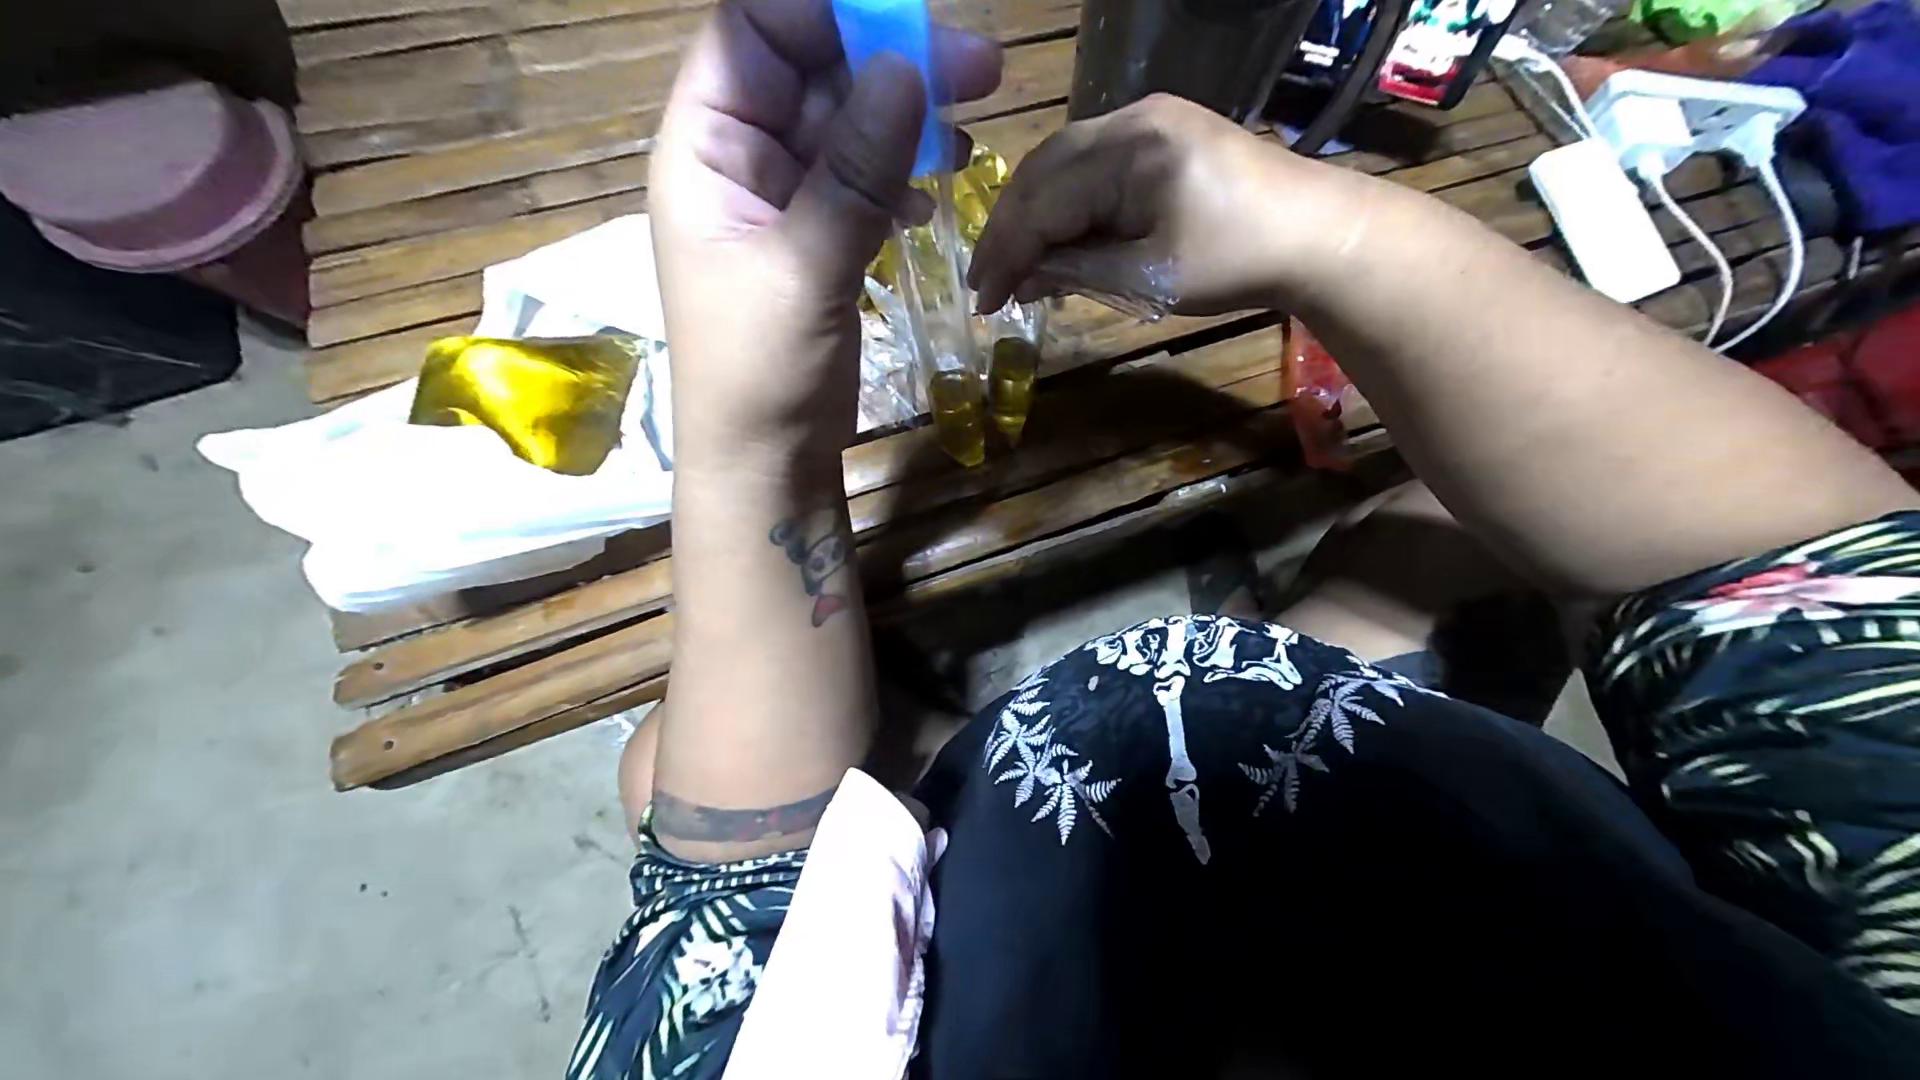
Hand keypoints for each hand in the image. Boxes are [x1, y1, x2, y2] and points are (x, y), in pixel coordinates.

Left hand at [650, 0, 1001, 468]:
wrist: (767, 458)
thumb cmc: (762, 374)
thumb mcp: (804, 271)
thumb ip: (852, 174)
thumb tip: (904, 71)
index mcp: (706, 149)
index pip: (754, 32)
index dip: (825, 11)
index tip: (909, 19)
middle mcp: (740, 162)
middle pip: (812, 73)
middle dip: (889, 62)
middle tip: (979, 71)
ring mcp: (783, 204)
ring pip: (846, 129)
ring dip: (905, 124)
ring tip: (968, 138)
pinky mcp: (819, 242)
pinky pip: (862, 184)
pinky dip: (900, 180)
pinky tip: (933, 195)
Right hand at [969, 94, 1354, 316]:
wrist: (1314, 233)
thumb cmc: (1234, 261)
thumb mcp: (1147, 278)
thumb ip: (1074, 272)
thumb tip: (1017, 282)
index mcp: (1130, 150)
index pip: (1042, 201)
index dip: (1005, 253)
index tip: (983, 299)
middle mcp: (1129, 120)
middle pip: (1041, 173)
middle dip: (1007, 232)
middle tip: (985, 283)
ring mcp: (1143, 123)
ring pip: (1059, 168)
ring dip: (1030, 220)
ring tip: (1011, 269)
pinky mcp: (1153, 139)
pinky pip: (1088, 170)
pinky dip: (1063, 210)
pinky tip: (1053, 244)